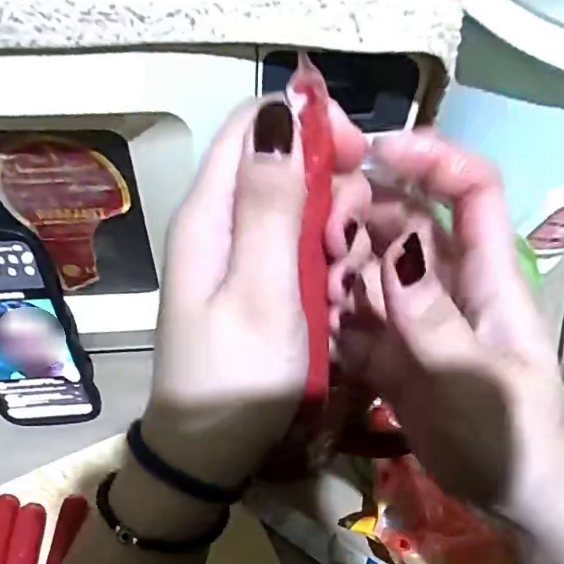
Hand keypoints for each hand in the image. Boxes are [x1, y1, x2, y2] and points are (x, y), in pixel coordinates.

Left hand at [141, 97, 366, 486]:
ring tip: (341, 290)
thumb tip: (282, 108)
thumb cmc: (236, 378)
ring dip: (330, 242)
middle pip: (278, 169)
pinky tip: (330, 309)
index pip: (254, 124)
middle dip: (328, 196)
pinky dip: (318, 274)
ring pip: (292, 218)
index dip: (309, 126)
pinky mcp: (246, 296)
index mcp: (208, 216)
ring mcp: (230, 265)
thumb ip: (270, 202)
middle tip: (347, 249)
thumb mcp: (261, 289)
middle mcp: (215, 230)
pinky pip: (290, 261)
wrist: (205, 455)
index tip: (358, 163)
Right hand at [336, 131, 563, 529]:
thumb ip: (433, 318)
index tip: (377, 151)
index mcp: (488, 278)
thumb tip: (395, 247)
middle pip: (406, 227)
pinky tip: (312, 324)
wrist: (511, 493)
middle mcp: (449, 289)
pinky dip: (336, 321)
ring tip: (312, 288)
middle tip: (318, 237)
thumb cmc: (510, 434)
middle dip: (365, 220)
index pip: (471, 191)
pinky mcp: (395, 359)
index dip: (432, 158)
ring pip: (375, 276)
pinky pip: (360, 325)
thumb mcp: (475, 377)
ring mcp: (418, 325)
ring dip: (342, 272)